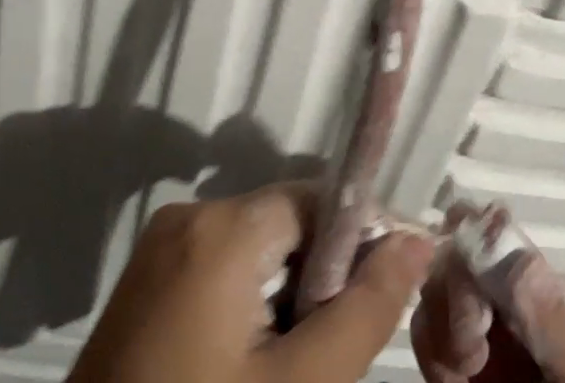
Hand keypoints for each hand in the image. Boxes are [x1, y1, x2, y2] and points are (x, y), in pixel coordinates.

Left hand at [68, 181, 435, 382]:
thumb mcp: (299, 382)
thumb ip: (364, 310)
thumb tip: (415, 241)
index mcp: (222, 227)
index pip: (319, 199)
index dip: (364, 239)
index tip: (391, 290)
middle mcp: (188, 215)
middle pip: (287, 223)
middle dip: (324, 275)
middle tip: (331, 347)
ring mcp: (161, 245)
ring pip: (257, 247)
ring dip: (291, 292)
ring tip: (291, 360)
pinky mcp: (148, 275)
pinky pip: (221, 265)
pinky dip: (252, 299)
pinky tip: (253, 356)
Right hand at [410, 215, 564, 382]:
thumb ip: (564, 339)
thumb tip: (524, 262)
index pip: (522, 255)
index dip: (483, 266)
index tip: (473, 318)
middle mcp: (535, 315)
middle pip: (474, 265)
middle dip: (457, 302)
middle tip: (467, 360)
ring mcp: (499, 341)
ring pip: (444, 293)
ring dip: (440, 329)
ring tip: (460, 375)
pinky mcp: (469, 368)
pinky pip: (434, 334)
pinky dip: (432, 351)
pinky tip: (450, 380)